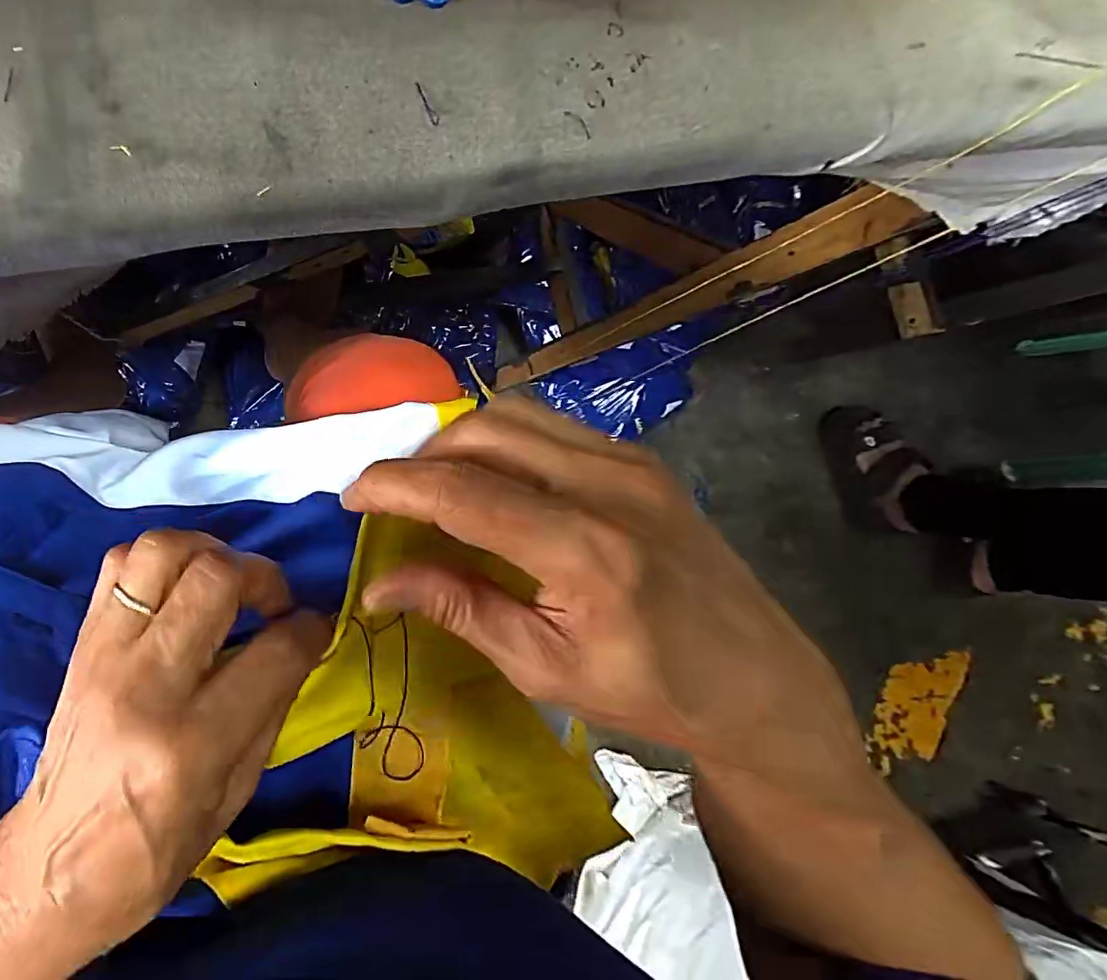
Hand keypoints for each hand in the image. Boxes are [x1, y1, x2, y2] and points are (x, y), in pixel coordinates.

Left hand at [0, 531, 329, 968]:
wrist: (54, 873)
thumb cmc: (160, 843)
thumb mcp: (241, 786)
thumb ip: (276, 701)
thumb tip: (303, 638)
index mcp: (194, 740)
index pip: (277, 648)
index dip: (311, 627)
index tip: (315, 627)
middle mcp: (145, 685)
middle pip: (216, 576)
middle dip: (264, 574)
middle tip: (271, 602)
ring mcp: (104, 657)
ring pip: (161, 551)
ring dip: (210, 552)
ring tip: (226, 583)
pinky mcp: (80, 644)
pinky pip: (119, 564)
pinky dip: (163, 561)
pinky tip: (182, 590)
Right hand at [342, 399, 1019, 978]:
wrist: (755, 675)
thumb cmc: (652, 690)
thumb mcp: (547, 668)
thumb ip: (463, 609)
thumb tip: (381, 584)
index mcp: (584, 550)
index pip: (464, 493)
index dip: (396, 486)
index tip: (351, 494)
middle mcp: (608, 485)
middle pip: (488, 432)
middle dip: (425, 454)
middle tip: (393, 495)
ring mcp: (632, 463)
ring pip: (521, 415)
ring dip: (465, 439)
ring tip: (437, 482)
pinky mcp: (643, 460)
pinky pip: (555, 427)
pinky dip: (508, 440)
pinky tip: (496, 477)